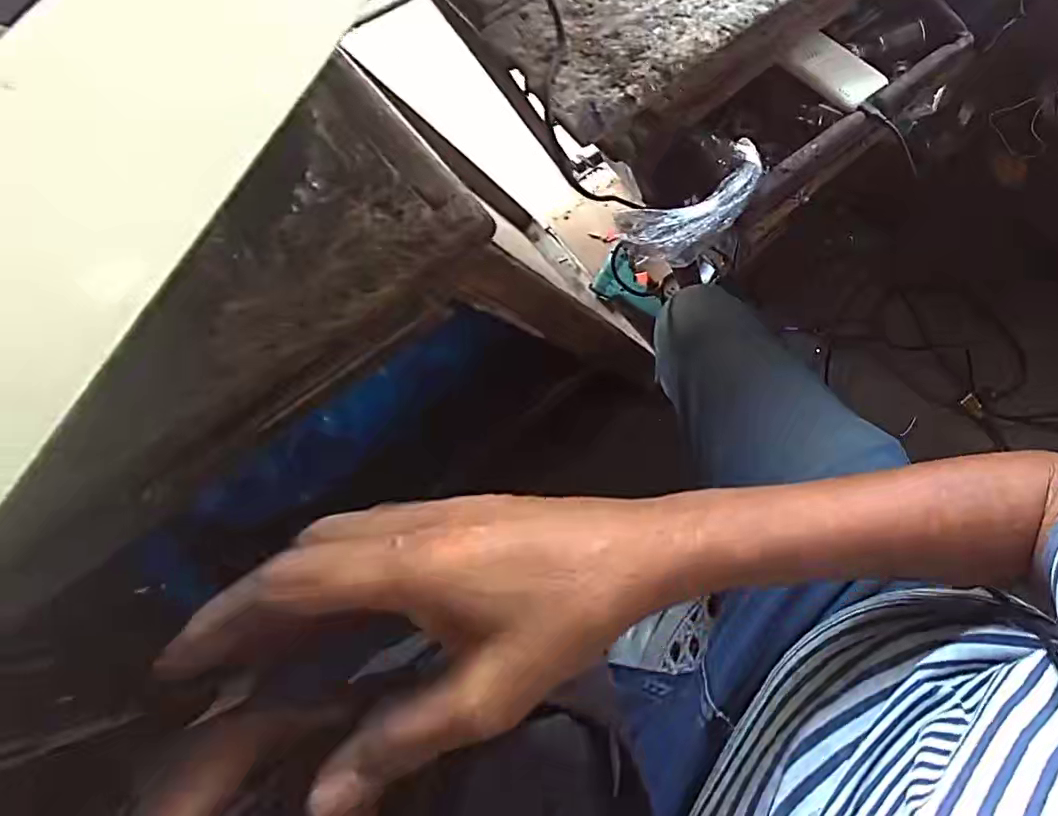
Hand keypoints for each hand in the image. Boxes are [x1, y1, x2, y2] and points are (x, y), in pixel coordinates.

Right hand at [155, 495, 669, 815]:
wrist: (648, 547)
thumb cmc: (575, 612)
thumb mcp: (492, 689)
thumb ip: (401, 740)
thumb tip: (323, 795)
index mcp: (412, 560)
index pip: (288, 581)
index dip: (222, 620)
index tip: (175, 665)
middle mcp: (425, 520)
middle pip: (312, 546)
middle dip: (255, 596)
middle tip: (224, 659)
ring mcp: (461, 505)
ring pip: (355, 528)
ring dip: (308, 572)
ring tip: (286, 633)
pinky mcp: (488, 505)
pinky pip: (395, 524)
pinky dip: (356, 557)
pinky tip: (369, 598)